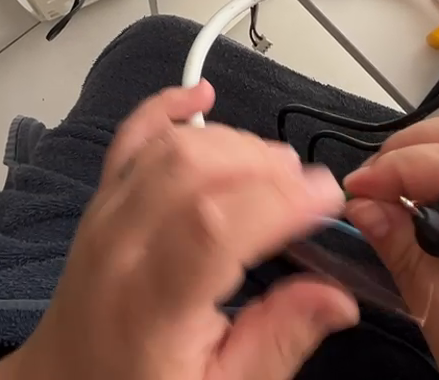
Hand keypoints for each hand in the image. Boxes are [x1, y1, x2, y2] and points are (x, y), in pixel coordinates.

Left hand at [0, 82, 357, 379]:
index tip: (324, 195)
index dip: (274, 199)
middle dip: (260, 162)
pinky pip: (130, 135)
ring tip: (274, 164)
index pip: (212, 226)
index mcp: (148, 304)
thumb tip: (336, 296)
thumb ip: (277, 342)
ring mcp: (105, 211)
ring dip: (230, 140)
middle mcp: (120, 244)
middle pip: (191, 169)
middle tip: (305, 184)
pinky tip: (200, 95)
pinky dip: (166, 106)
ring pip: (168, 145)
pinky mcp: (101, 195)